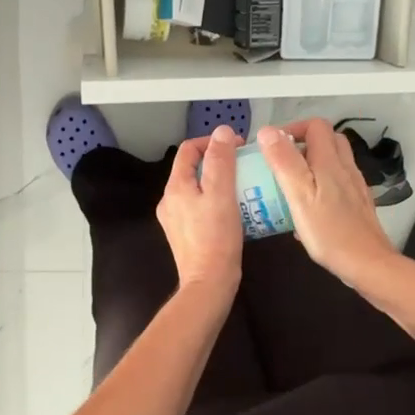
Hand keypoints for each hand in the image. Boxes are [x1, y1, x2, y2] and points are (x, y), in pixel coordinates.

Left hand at [157, 125, 243, 292]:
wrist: (209, 283)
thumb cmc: (217, 238)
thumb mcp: (222, 194)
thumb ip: (221, 161)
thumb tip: (222, 132)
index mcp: (175, 187)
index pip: (188, 150)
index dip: (212, 141)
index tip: (237, 146)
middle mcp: (170, 201)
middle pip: (193, 170)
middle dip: (218, 163)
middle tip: (244, 166)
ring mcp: (176, 220)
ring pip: (198, 190)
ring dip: (219, 183)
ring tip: (244, 187)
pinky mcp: (186, 236)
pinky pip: (201, 209)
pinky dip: (216, 202)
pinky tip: (236, 211)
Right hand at [257, 120, 395, 284]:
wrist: (367, 263)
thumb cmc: (329, 232)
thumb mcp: (299, 195)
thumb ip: (284, 162)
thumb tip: (267, 131)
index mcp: (330, 162)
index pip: (316, 126)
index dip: (294, 129)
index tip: (274, 147)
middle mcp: (346, 169)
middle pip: (328, 141)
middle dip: (303, 145)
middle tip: (281, 165)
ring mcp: (355, 187)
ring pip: (333, 163)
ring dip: (311, 166)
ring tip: (290, 186)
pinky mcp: (357, 205)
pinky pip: (337, 185)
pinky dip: (320, 187)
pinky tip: (308, 210)